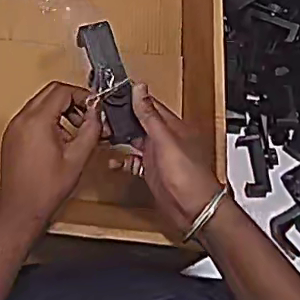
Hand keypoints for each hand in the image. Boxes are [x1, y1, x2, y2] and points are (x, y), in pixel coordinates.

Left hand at [0, 81, 103, 232]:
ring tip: (75, 131)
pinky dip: (48, 119)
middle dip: (72, 101)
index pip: (62, 91)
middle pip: (51, 92)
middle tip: (87, 116)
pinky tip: (60, 139)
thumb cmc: (45, 189)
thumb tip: (97, 113)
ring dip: (60, 110)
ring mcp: (14, 127)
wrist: (20, 211)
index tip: (94, 107)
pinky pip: (32, 116)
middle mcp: (22, 119)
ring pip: (41, 103)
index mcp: (37, 121)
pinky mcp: (12, 136)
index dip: (82, 96)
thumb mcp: (77, 158)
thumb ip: (91, 130)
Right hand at [112, 82, 224, 235]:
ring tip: (104, 133)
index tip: (115, 91)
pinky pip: (134, 162)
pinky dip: (123, 160)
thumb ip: (150, 116)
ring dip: (121, 137)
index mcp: (171, 126)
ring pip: (136, 140)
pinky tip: (113, 162)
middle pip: (140, 122)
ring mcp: (159, 156)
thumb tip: (140, 89)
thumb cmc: (189, 176)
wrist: (195, 211)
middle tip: (103, 114)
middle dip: (122, 118)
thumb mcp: (165, 141)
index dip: (132, 98)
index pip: (149, 104)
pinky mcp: (153, 172)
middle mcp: (165, 138)